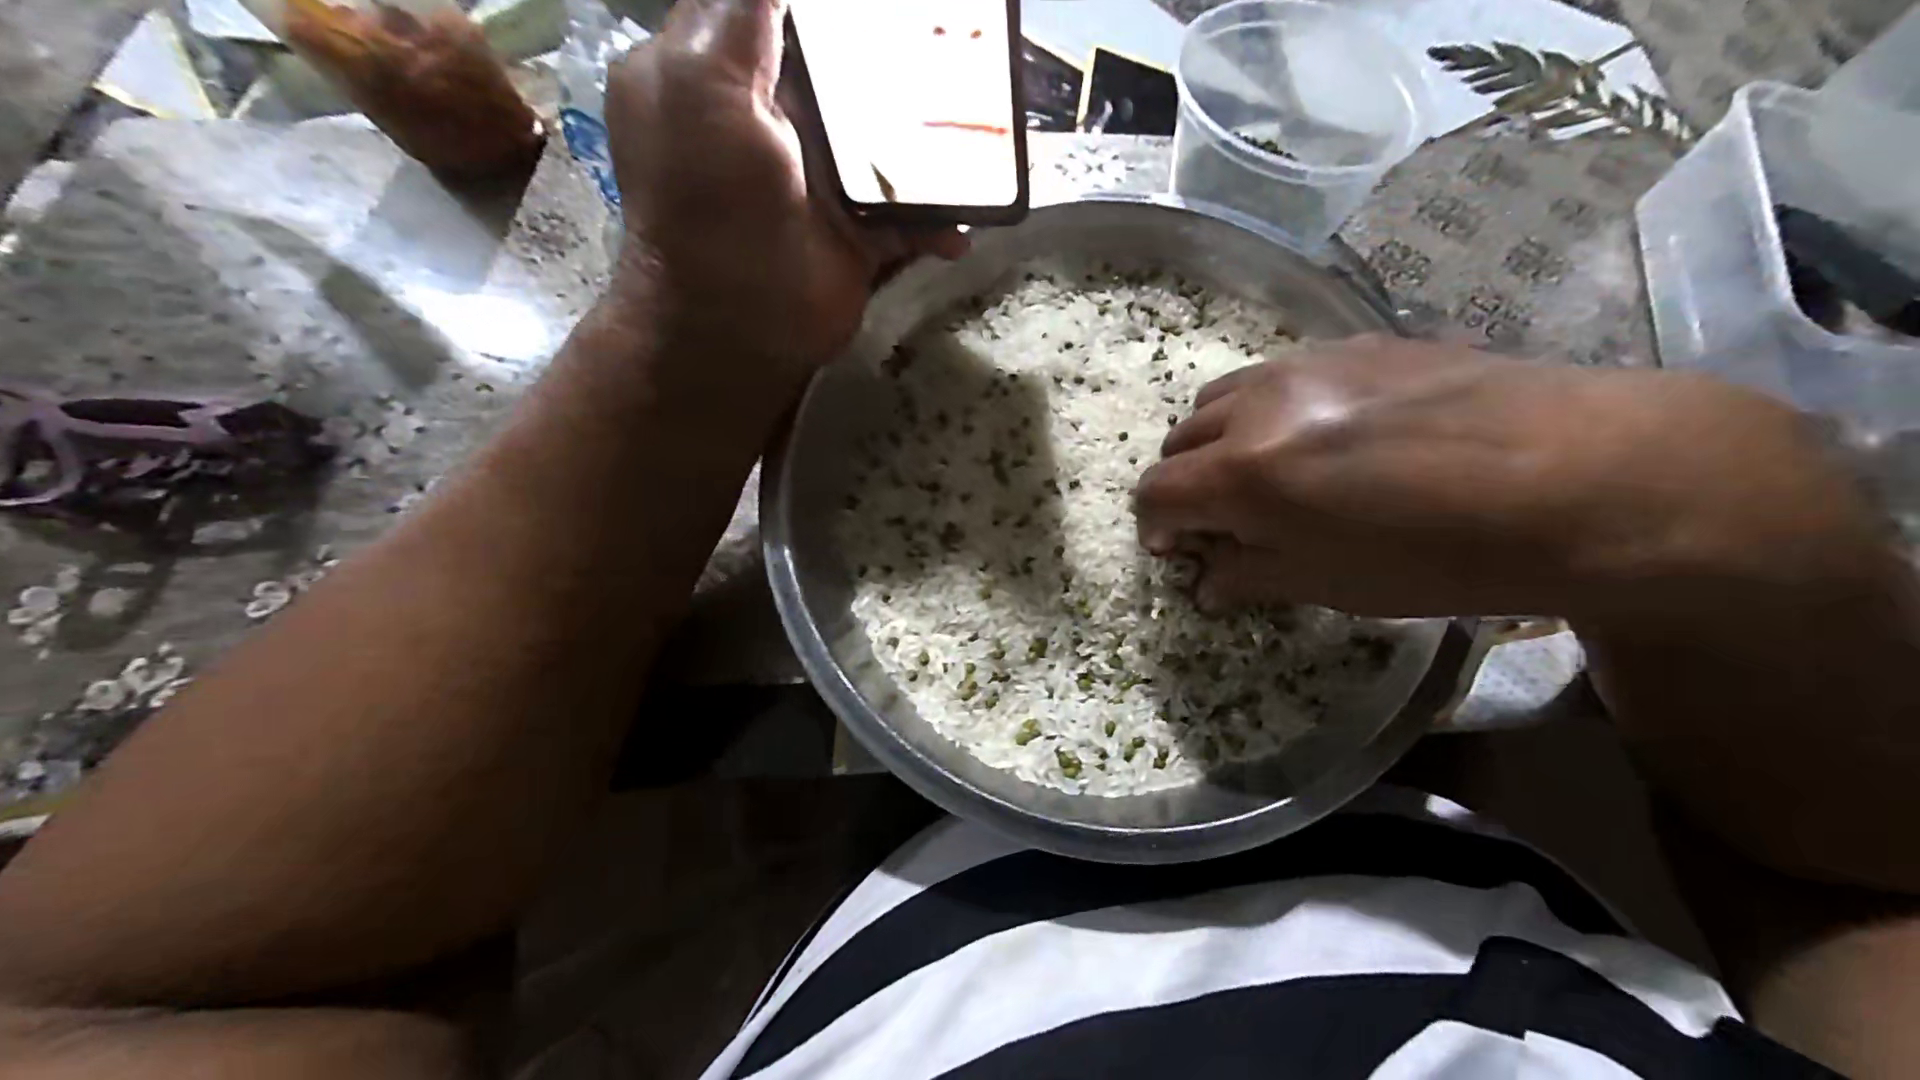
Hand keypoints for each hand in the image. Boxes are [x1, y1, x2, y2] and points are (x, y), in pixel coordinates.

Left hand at [604, 0, 966, 375]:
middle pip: (852, 68)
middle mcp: (780, 121)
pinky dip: (939, 218)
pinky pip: (912, 212)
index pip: (782, 10)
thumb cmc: (708, 202)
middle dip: (902, 57)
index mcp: (730, 71)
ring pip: (893, 139)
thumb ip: (740, 12)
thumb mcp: (702, 85)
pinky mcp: (860, 233)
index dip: (834, 7)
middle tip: (954, 44)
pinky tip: (957, 224)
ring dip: (936, 137)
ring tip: (982, 125)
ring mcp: (824, 181)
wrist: (734, 326)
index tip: (885, 6)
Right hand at [1134, 336, 1888, 620]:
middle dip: (1187, 483)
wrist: (1590, 476)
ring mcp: (1309, 364)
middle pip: (1180, 440)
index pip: (1157, 493)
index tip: (1179, 551)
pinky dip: (1271, 409)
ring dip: (1221, 440)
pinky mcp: (1358, 343)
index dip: (1157, 527)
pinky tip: (1325, 433)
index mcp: (1246, 472)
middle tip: (1225, 517)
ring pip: (1222, 397)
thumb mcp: (1332, 584)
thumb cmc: (1446, 554)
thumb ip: (1250, 574)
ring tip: (1265, 469)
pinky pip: (1281, 374)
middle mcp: (1260, 406)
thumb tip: (1206, 578)